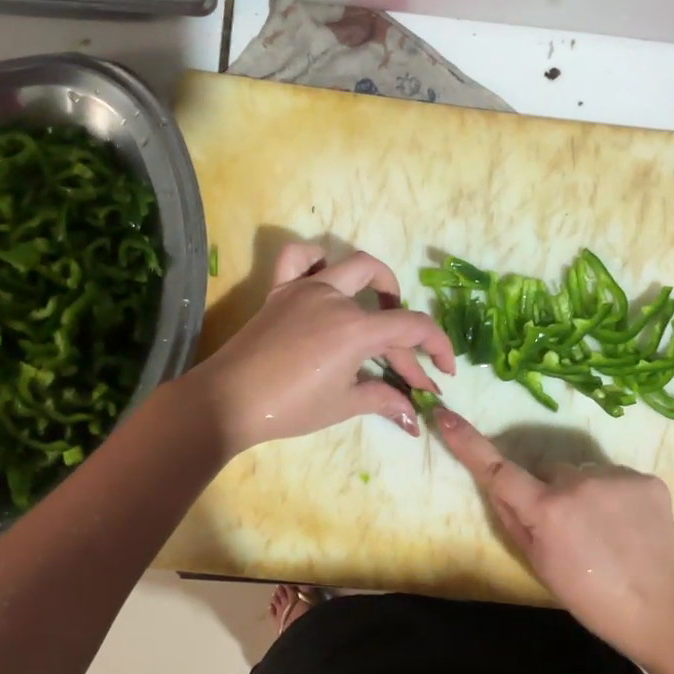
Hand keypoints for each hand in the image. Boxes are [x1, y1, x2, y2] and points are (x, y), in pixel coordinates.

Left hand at [187, 244, 456, 452]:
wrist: (229, 400)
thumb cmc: (291, 408)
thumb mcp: (344, 404)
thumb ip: (383, 399)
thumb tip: (414, 415)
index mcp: (356, 330)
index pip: (412, 327)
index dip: (438, 347)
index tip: (445, 370)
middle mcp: (336, 299)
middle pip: (386, 303)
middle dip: (406, 333)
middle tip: (407, 364)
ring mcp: (305, 289)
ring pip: (351, 266)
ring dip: (376, 281)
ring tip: (382, 304)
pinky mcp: (279, 290)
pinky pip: (298, 258)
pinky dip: (315, 258)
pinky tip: (325, 276)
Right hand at [435, 407, 673, 658]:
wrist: (661, 608)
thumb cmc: (590, 597)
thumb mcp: (539, 563)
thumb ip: (515, 520)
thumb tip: (500, 487)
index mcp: (546, 509)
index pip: (498, 470)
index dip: (468, 443)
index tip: (445, 416)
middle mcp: (578, 483)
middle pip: (549, 470)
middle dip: (549, 489)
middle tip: (567, 528)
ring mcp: (616, 477)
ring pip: (584, 473)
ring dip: (584, 491)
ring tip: (604, 531)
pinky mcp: (647, 479)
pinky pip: (616, 478)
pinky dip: (616, 496)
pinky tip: (628, 527)